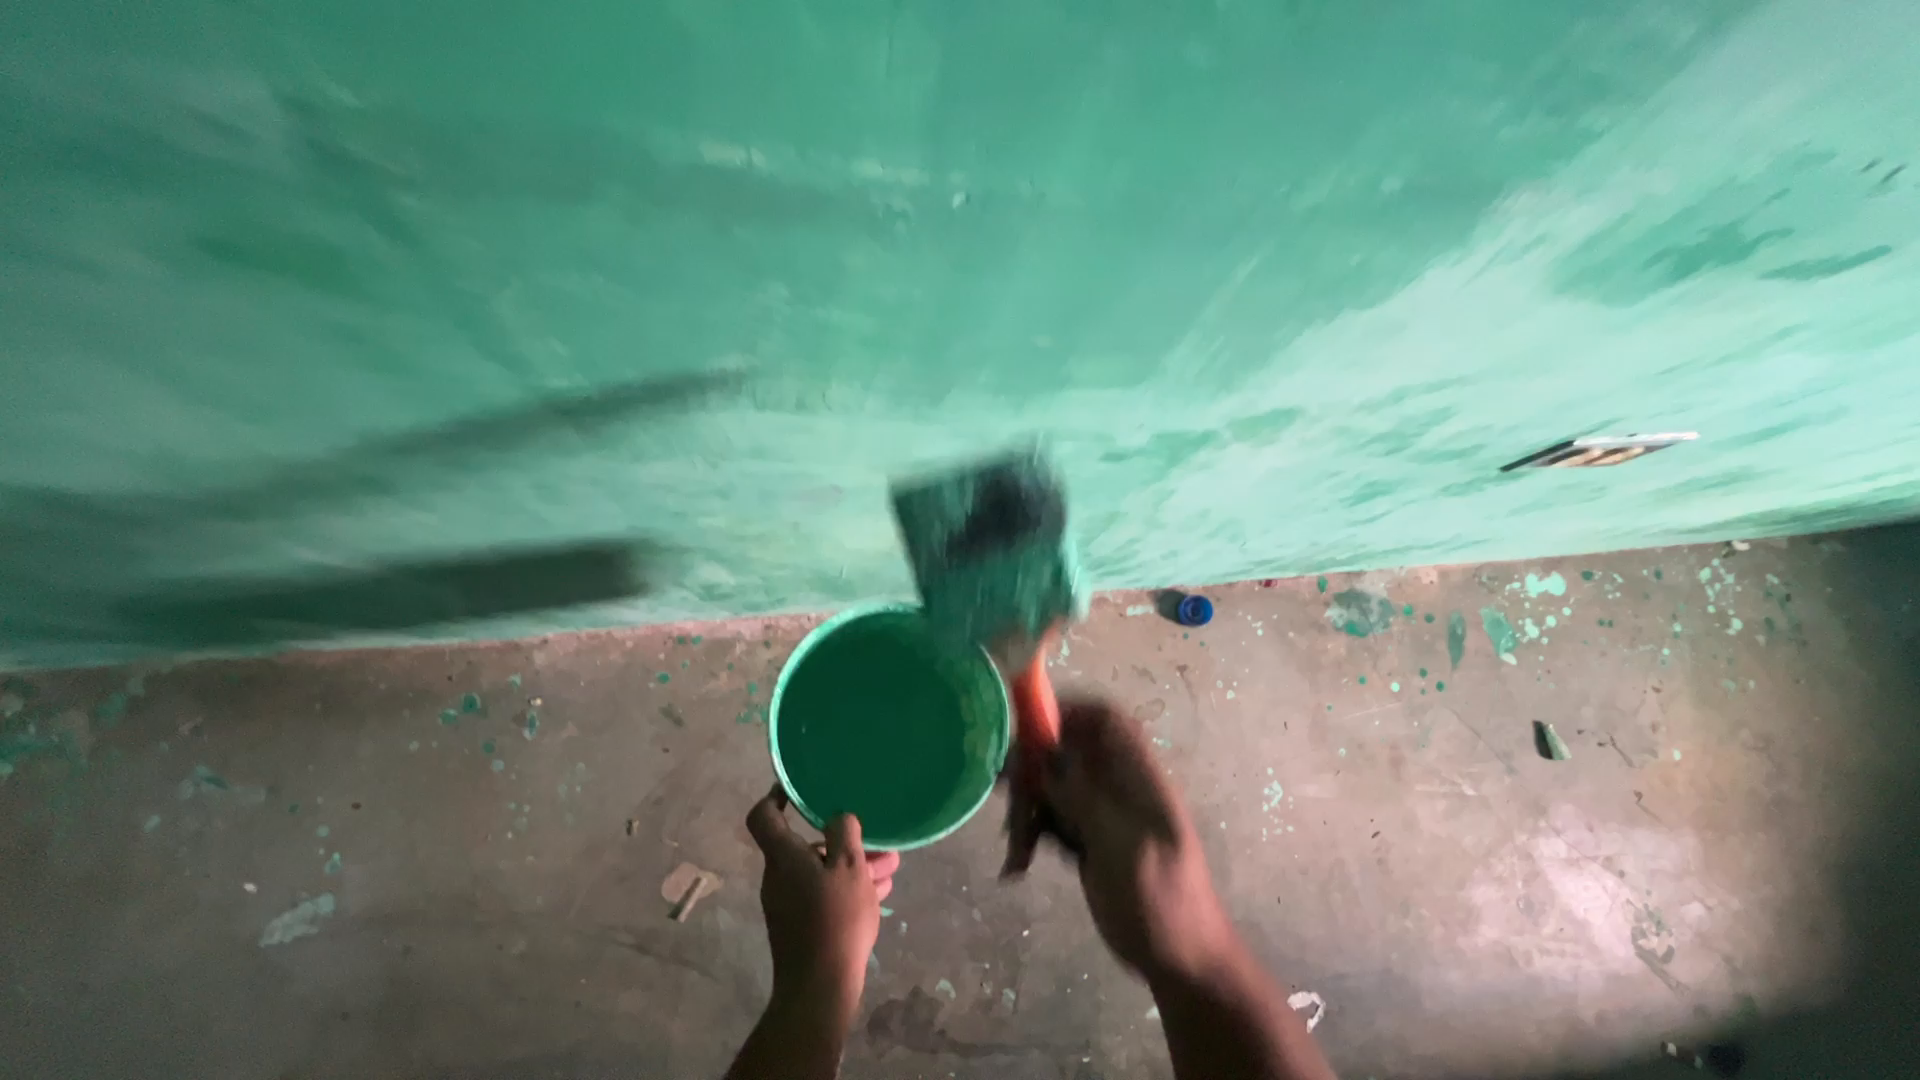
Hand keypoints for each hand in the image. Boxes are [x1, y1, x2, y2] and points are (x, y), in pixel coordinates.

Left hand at [744, 786, 899, 1021]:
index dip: (777, 795)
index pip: (764, 815)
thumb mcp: (850, 868)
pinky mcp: (799, 925)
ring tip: (890, 866)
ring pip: (820, 871)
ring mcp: (786, 903)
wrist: (819, 988)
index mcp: (783, 856)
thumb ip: (844, 834)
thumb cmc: (835, 920)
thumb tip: (838, 818)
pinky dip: (846, 887)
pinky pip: (822, 893)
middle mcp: (778, 876)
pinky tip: (879, 892)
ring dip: (852, 865)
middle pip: (805, 845)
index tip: (800, 787)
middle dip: (842, 840)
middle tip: (876, 839)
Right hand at [1042, 702, 1237, 985]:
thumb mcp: (1125, 847)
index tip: (1025, 729)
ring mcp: (1099, 811)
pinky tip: (1017, 865)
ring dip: (1025, 810)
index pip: (1104, 719)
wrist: (1181, 960)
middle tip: (1009, 802)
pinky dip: (1029, 836)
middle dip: (1031, 772)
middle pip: (1063, 751)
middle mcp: (1116, 785)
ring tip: (1015, 851)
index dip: (1066, 712)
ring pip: (1049, 786)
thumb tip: (1048, 754)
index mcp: (1138, 777)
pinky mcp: (1084, 838)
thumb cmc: (1163, 901)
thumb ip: (1086, 797)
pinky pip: (1047, 818)